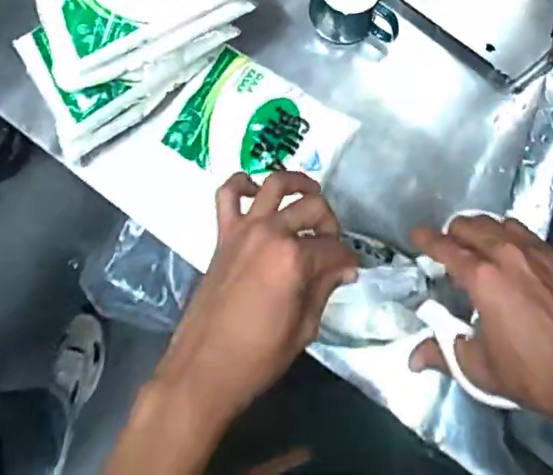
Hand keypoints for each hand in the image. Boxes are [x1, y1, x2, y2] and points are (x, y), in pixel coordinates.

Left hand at [150, 172, 358, 422]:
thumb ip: (324, 288)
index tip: (349, 271)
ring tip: (309, 193)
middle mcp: (272, 233)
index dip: (347, 260)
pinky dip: (242, 183)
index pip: (334, 248)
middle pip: (313, 207)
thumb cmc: (258, 357)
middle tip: (331, 246)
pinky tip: (256, 191)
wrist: (203, 370)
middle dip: (330, 223)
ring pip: (275, 184)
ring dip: (297, 183)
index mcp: (295, 260)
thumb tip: (342, 268)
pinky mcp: (223, 234)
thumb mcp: (304, 328)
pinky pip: (228, 194)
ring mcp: (245, 229)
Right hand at [407, 215, 552, 424]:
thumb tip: (413, 357)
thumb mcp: (481, 369)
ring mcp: (533, 251)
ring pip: (495, 222)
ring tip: (474, 245)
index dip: (426, 239)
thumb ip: (443, 353)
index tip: (416, 235)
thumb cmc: (533, 374)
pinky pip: (522, 231)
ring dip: (479, 229)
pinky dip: (506, 233)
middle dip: (451, 233)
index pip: (445, 247)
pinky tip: (508, 250)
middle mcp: (505, 253)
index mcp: (482, 277)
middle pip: (469, 225)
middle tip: (445, 248)